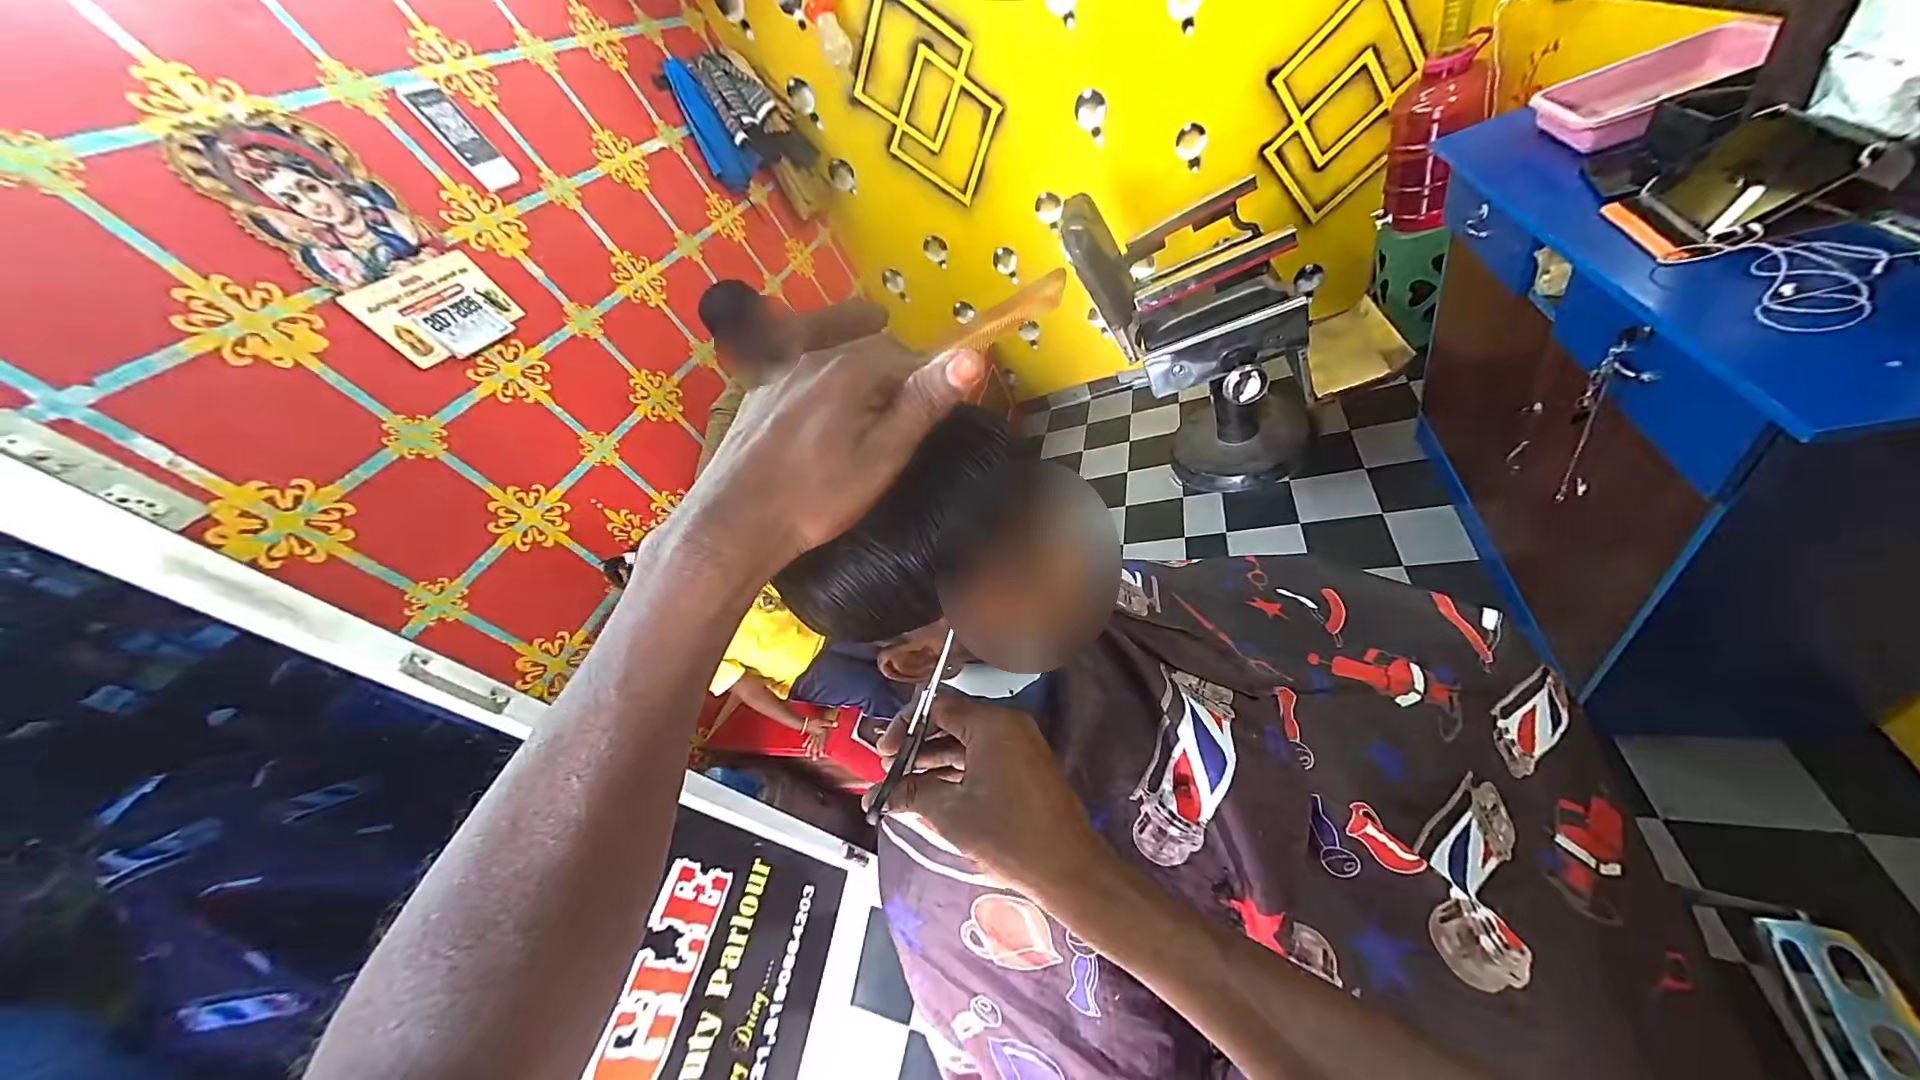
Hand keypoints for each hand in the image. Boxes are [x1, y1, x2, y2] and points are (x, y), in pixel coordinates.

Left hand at [677, 336, 982, 575]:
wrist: (737, 521)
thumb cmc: (819, 495)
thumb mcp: (883, 455)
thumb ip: (923, 402)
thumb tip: (971, 356)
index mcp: (854, 367)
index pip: (910, 356)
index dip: (931, 377)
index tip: (942, 402)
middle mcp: (817, 354)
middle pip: (871, 344)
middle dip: (898, 361)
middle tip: (911, 397)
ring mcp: (782, 369)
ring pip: (832, 340)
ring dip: (859, 340)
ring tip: (874, 345)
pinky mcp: (760, 389)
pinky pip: (796, 353)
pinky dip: (819, 350)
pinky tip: (817, 372)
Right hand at [801, 716, 834, 758]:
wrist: (806, 720)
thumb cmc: (814, 721)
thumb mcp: (823, 721)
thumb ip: (829, 723)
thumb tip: (836, 724)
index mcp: (820, 734)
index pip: (821, 743)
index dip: (822, 749)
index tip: (821, 756)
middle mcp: (816, 736)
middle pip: (815, 745)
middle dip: (814, 752)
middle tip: (814, 759)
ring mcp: (812, 735)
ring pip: (811, 743)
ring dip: (809, 749)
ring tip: (807, 755)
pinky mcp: (809, 732)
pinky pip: (808, 739)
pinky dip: (806, 743)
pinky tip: (804, 746)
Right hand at [867, 698, 1112, 902]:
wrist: (1069, 869)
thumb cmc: (1008, 835)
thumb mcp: (950, 812)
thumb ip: (912, 793)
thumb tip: (880, 794)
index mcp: (991, 723)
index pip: (936, 706)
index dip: (903, 727)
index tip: (884, 754)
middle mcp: (1008, 724)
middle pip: (951, 721)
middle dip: (917, 746)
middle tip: (889, 771)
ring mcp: (1020, 744)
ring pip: (966, 741)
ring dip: (934, 761)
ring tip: (904, 786)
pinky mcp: (1024, 766)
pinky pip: (983, 756)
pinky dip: (957, 771)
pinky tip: (932, 793)